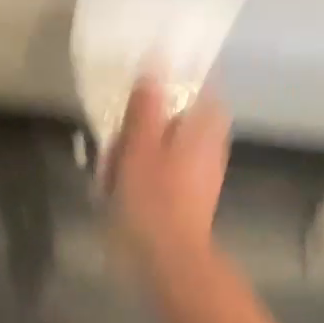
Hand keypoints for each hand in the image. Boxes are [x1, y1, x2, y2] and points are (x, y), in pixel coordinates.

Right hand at [111, 74, 230, 263]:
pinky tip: (120, 185)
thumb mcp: (140, 146)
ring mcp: (204, 174)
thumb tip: (154, 63)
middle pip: (184, 116)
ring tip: (112, 160)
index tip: (151, 77)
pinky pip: (166, 171)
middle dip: (153, 117)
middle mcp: (212, 145)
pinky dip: (145, 171)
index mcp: (205, 126)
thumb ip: (146, 106)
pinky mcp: (190, 198)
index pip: (203, 84)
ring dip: (143, 147)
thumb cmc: (153, 199)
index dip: (181, 76)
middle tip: (121, 125)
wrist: (169, 259)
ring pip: (171, 145)